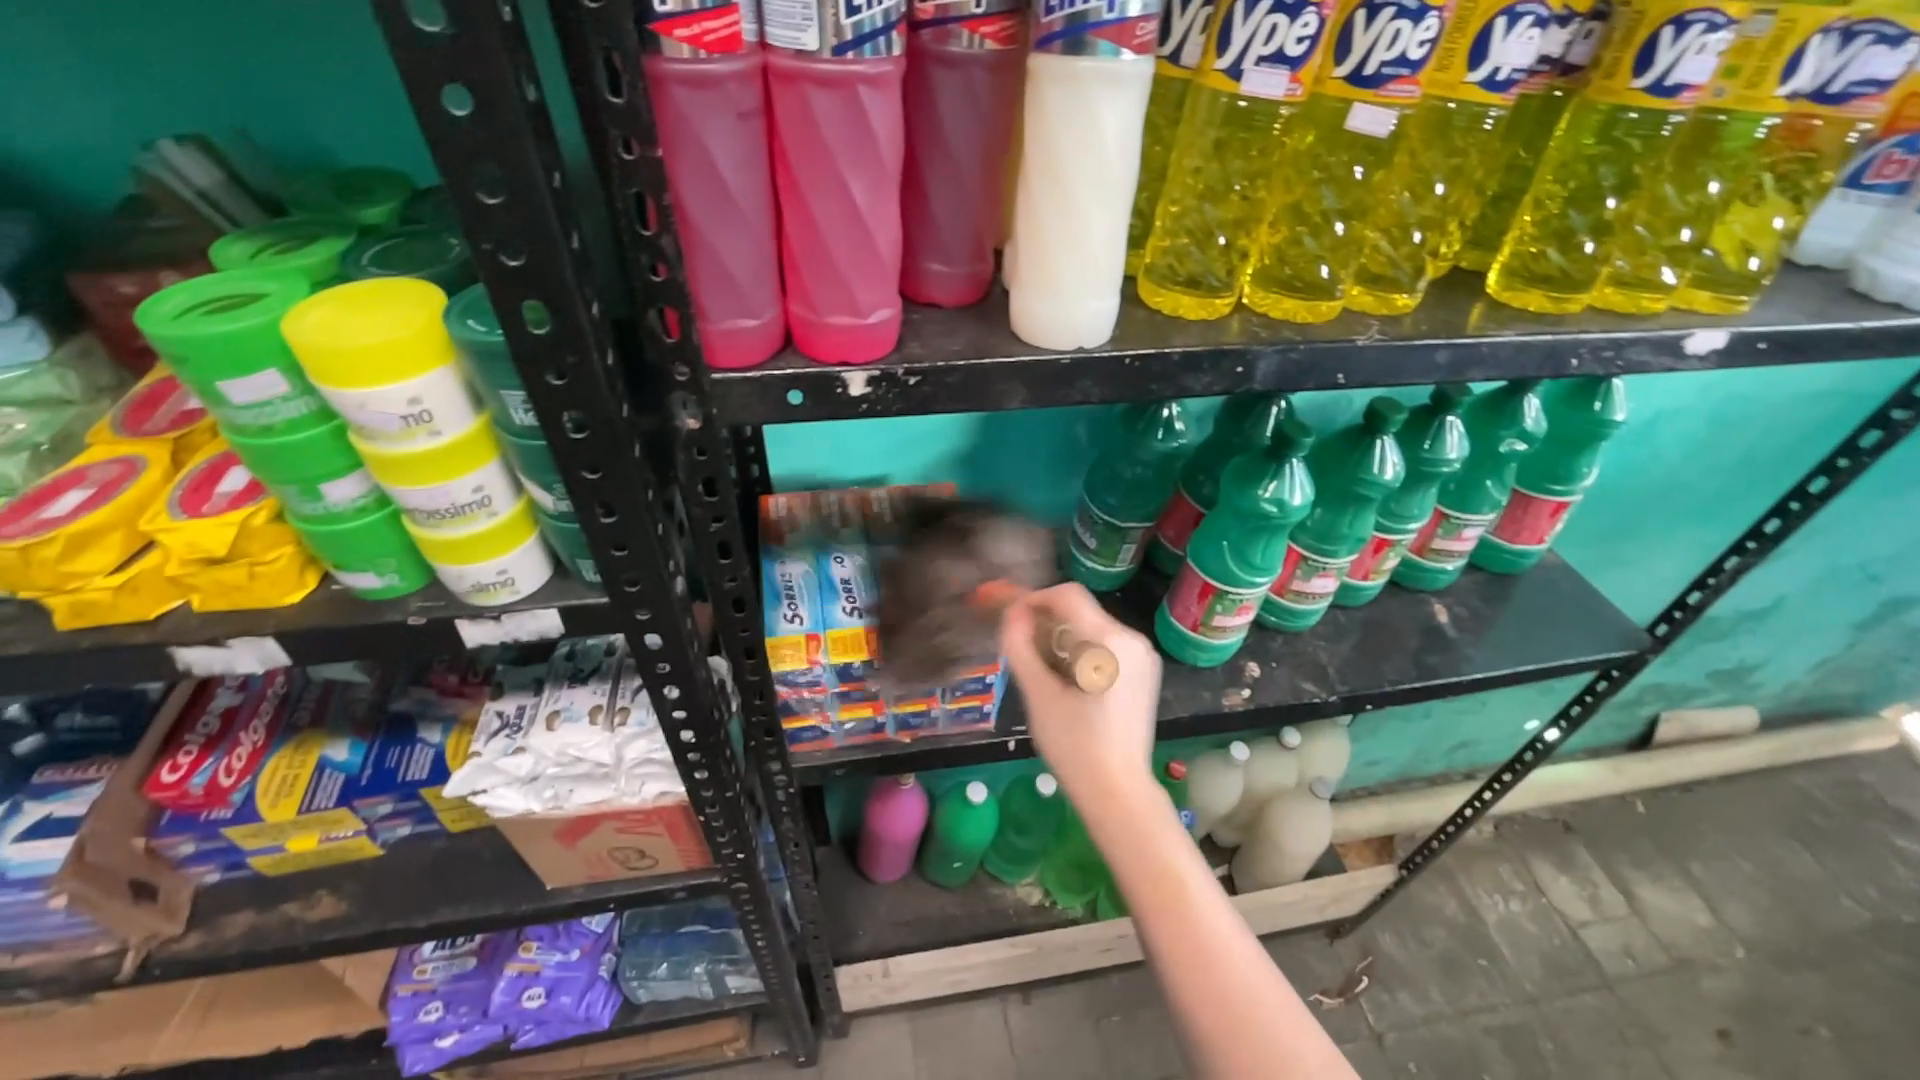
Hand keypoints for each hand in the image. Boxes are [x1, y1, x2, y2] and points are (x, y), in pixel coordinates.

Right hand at [1000, 584, 1162, 806]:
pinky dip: (1078, 651)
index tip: (1004, 615)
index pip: (1066, 596)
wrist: (1118, 792)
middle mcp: (1133, 639)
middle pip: (1079, 611)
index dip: (1031, 599)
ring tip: (1034, 664)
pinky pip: (1105, 647)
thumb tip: (1012, 614)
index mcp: (1110, 642)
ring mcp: (1143, 656)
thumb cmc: (1075, 748)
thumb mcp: (1040, 696)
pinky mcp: (1143, 673)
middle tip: (1012, 640)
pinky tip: (1061, 677)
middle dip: (1043, 620)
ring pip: (1090, 629)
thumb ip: (1021, 648)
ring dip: (1059, 637)